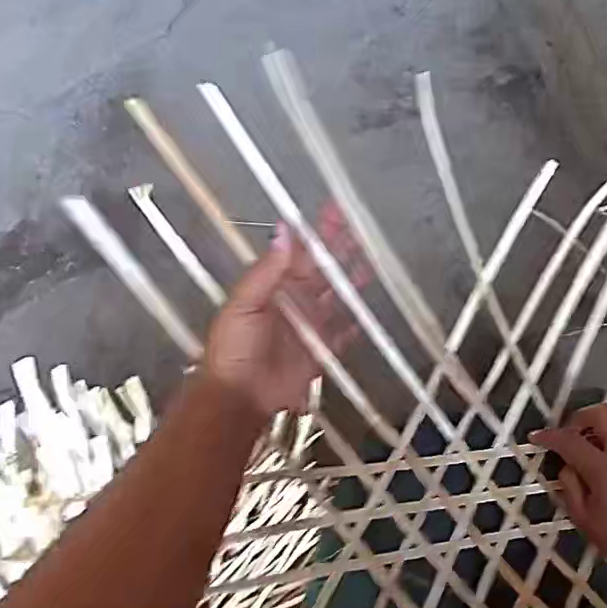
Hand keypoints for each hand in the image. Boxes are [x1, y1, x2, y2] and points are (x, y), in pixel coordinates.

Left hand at [200, 218, 355, 417]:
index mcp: (276, 285)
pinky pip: (344, 333)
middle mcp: (297, 301)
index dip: (319, 232)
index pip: (303, 252)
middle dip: (343, 250)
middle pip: (325, 270)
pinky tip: (368, 311)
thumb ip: (268, 270)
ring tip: (372, 261)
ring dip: (354, 280)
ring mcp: (312, 325)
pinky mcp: (323, 350)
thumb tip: (284, 231)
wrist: (239, 396)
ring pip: (339, 297)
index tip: (335, 211)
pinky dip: (356, 323)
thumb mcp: (245, 304)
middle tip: (362, 228)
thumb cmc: (234, 348)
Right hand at [532, 404, 606, 575]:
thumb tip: (566, 464)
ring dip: (600, 423)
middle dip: (579, 420)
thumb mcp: (584, 519)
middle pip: (600, 413)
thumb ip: (569, 486)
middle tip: (569, 437)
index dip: (550, 437)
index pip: (571, 441)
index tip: (537, 437)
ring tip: (590, 443)